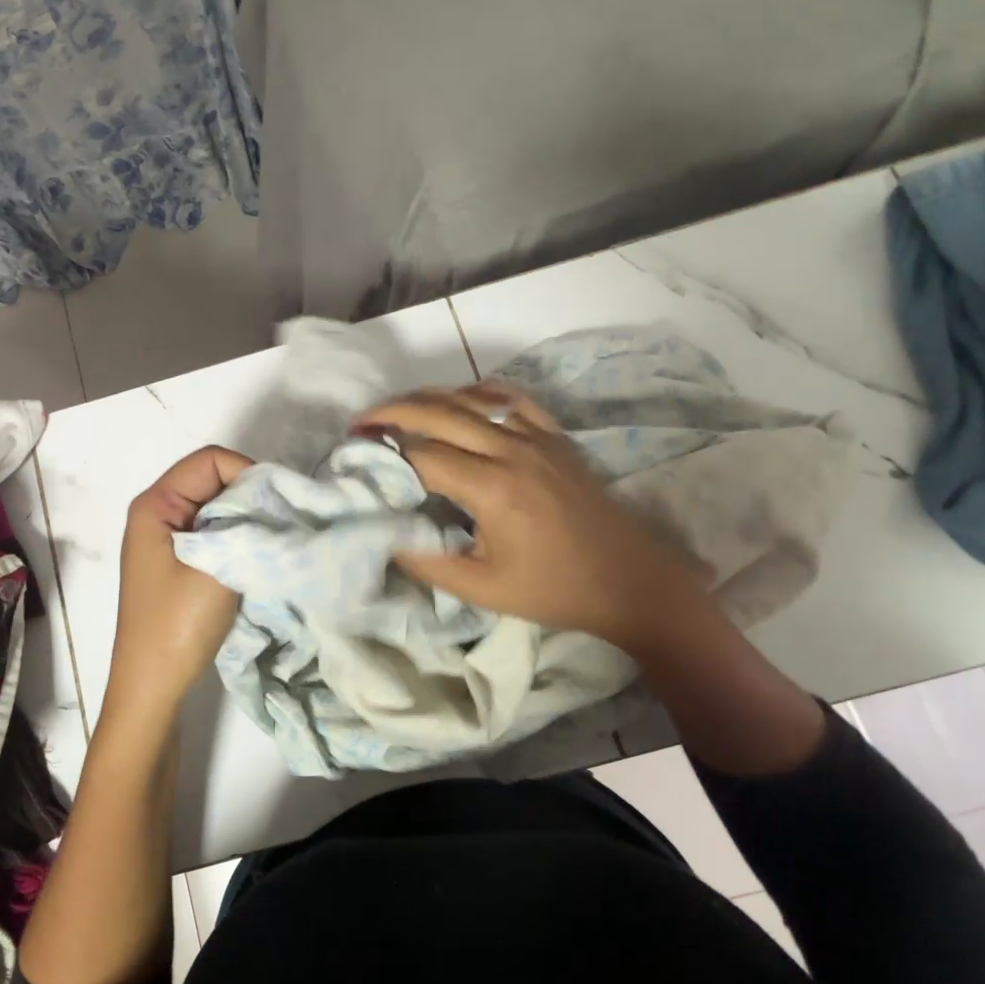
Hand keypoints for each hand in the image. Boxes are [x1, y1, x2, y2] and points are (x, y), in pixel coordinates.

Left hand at [109, 446, 254, 704]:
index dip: (249, 473)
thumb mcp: (216, 568)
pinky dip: (237, 539)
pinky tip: (254, 560)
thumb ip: (244, 524)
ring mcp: (166, 539)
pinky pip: (214, 532)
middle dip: (251, 496)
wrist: (151, 687)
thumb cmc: (176, 626)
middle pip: (214, 479)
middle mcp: (157, 512)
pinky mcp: (178, 562)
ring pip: (217, 508)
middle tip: (283, 525)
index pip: (211, 460)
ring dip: (246, 520)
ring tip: (272, 544)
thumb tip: (275, 496)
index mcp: (155, 504)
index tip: (279, 506)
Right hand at [356, 383, 712, 655]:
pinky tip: (461, 398)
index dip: (384, 451)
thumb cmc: (554, 591)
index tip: (354, 452)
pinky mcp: (556, 438)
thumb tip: (384, 538)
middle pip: (439, 413)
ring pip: (472, 398)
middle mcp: (512, 451)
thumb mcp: (482, 589)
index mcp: (492, 489)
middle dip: (393, 411)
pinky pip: (513, 398)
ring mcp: (538, 438)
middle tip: (361, 421)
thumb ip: (428, 562)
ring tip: (397, 409)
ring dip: (429, 397)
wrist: (630, 581)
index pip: (422, 455)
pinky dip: (480, 392)